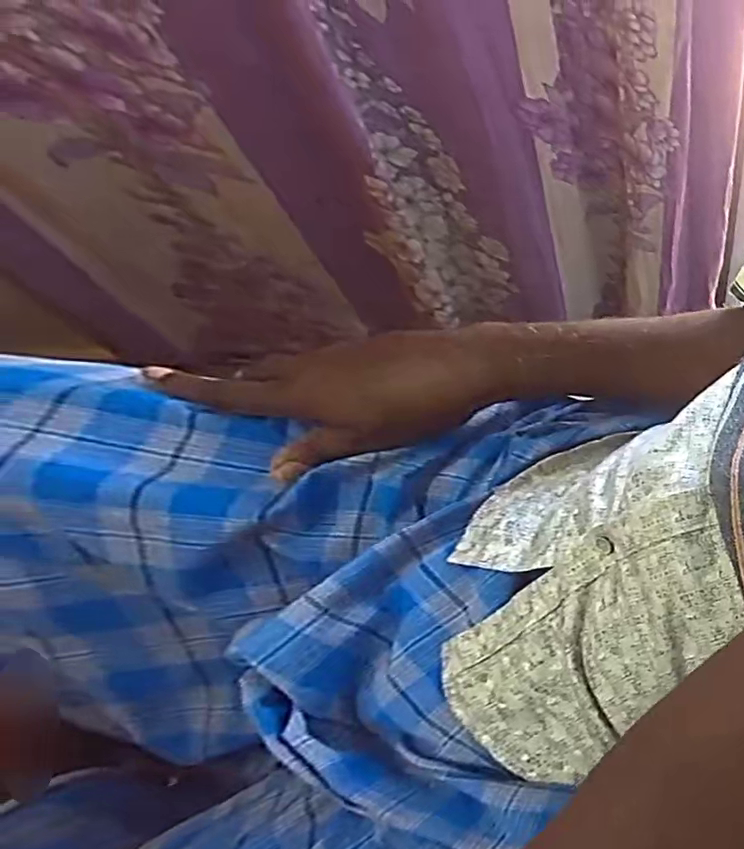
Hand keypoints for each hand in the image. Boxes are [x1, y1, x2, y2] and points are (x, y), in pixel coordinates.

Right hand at [144, 327, 518, 481]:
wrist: (460, 364)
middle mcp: (309, 367)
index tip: (146, 375)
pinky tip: (333, 382)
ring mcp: (338, 352)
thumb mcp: (367, 436)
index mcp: (300, 394)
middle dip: (235, 381)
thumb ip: (320, 449)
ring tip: (270, 388)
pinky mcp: (368, 346)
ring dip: (275, 375)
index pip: (234, 393)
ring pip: (292, 364)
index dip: (192, 388)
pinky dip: (314, 371)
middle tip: (216, 389)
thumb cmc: (415, 408)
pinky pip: (326, 360)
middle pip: (259, 373)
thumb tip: (273, 470)